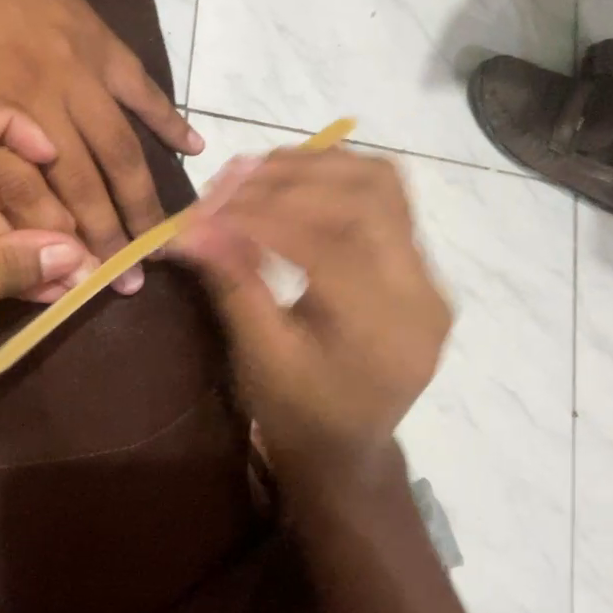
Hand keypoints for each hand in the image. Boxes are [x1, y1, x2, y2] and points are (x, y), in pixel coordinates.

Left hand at [0, 0, 202, 292]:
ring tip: (160, 244)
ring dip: (141, 199)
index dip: (49, 241)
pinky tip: (192, 151)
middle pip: (79, 183)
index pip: (22, 193)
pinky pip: (143, 90)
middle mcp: (41, 100)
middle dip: (104, 238)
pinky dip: (169, 120)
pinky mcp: (104, 48)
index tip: (72, 282)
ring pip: (118, 149)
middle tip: (126, 284)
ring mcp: (80, 73)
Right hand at [167, 149, 451, 477]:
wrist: (344, 445)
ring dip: (311, 167)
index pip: (327, 246)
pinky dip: (331, 176)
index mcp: (383, 329)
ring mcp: (425, 273)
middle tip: (222, 185)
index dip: (258, 219)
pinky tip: (284, 180)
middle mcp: (420, 292)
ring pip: (380, 184)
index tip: (201, 211)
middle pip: (365, 199)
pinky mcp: (415, 263)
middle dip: (285, 182)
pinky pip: (383, 196)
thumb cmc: (295, 410)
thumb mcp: (257, 355)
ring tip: (249, 173)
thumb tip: (186, 227)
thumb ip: (232, 283)